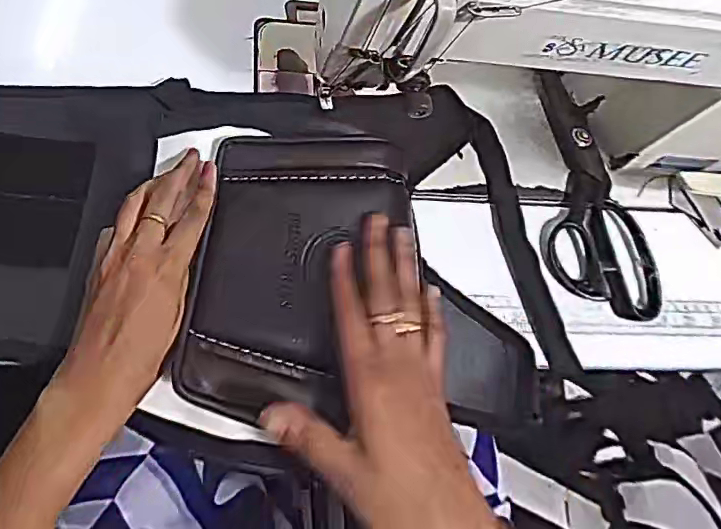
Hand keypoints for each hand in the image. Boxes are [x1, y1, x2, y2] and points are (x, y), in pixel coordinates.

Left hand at [50, 149, 216, 437]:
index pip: (192, 216)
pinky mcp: (97, 263)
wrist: (94, 379)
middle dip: (180, 173)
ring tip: (167, 170)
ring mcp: (114, 255)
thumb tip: (185, 253)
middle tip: (191, 158)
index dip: (204, 190)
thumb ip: (182, 276)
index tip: (210, 173)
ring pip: (134, 203)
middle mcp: (138, 254)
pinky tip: (133, 209)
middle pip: (163, 198)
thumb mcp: (177, 317)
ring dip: (154, 182)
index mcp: (165, 268)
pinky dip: (127, 211)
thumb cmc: (136, 361)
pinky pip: (114, 224)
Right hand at [260, 215, 500, 528]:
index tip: (342, 247)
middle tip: (378, 221)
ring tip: (405, 238)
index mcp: (370, 381)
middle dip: (379, 255)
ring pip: (412, 306)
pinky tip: (432, 290)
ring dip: (407, 268)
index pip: (353, 316)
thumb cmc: (401, 498)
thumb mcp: (343, 470)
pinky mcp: (438, 384)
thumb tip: (270, 411)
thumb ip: (306, 435)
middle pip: (385, 298)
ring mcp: (421, 372)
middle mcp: (398, 367)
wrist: (449, 519)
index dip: (344, 279)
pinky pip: (435, 334)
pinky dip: (433, 308)